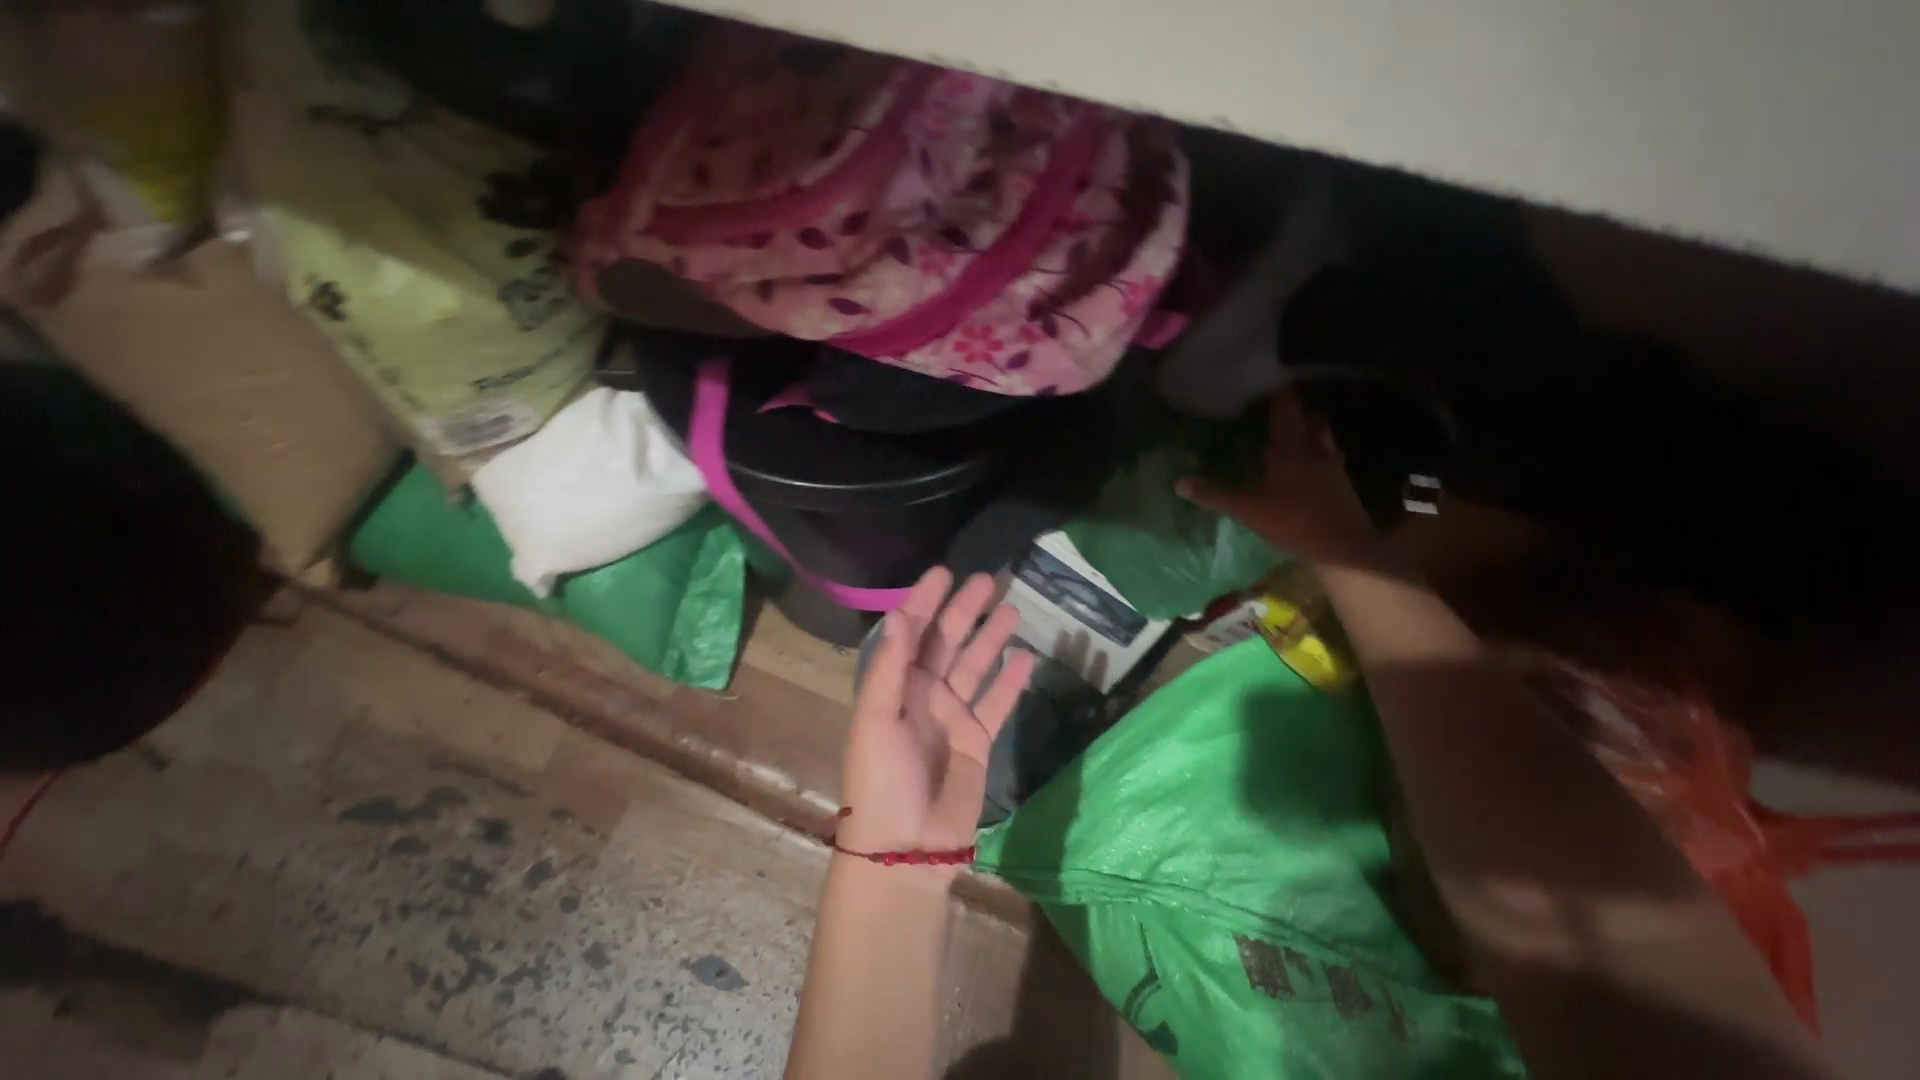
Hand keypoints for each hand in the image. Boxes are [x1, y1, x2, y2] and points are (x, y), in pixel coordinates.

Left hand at [837, 567, 1035, 872]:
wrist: (905, 847)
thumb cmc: (881, 781)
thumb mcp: (875, 720)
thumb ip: (890, 668)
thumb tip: (902, 616)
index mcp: (895, 687)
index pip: (911, 634)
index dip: (925, 602)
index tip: (944, 572)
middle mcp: (924, 696)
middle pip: (947, 643)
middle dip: (965, 611)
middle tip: (988, 579)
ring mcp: (953, 718)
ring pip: (975, 667)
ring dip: (991, 639)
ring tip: (1013, 609)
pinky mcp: (978, 742)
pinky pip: (996, 703)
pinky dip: (1010, 681)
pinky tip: (1027, 657)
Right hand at [1178, 390, 1384, 566]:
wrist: (1343, 548)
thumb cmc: (1293, 521)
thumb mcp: (1248, 509)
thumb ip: (1215, 494)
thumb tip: (1179, 482)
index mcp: (1291, 449)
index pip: (1286, 410)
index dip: (1279, 393)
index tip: (1271, 380)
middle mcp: (1315, 451)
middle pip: (1311, 420)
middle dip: (1299, 410)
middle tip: (1284, 406)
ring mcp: (1333, 469)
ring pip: (1324, 439)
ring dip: (1313, 431)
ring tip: (1299, 432)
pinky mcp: (1343, 487)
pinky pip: (1331, 461)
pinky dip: (1321, 457)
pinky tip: (1313, 468)